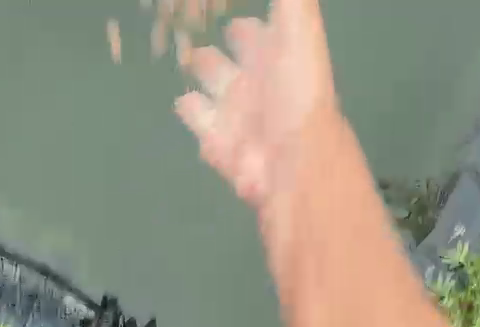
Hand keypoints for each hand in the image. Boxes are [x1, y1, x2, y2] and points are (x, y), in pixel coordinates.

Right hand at [175, 4, 339, 235]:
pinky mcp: (218, 143)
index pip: (255, 30)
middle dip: (212, 52)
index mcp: (274, 55)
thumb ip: (288, 0)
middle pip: (228, 63)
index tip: (222, 10)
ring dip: (200, 81)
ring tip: (182, 64)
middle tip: (190, 38)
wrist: (289, 158)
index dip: (242, 21)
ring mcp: (235, 116)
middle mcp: (254, 83)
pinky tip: (181, 103)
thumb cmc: (297, 91)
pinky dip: (192, 113)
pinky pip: (202, 125)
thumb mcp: (299, 29)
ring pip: (213, 92)